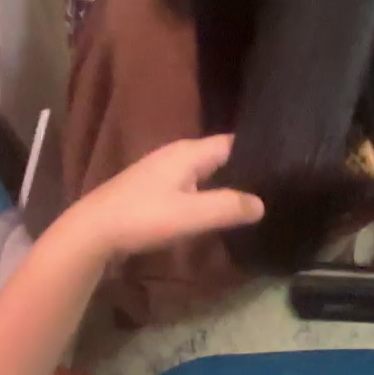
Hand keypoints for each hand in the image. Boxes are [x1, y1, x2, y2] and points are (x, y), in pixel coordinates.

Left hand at [61, 135, 264, 257]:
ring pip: (203, 172)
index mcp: (188, 152)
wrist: (93, 232)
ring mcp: (161, 171)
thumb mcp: (191, 214)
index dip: (256, 151)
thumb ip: (228, 207)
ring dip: (224, 183)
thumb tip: (262, 204)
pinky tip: (214, 210)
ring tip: (251, 199)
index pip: (232, 143)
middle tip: (273, 186)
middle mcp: (176, 154)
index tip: (280, 167)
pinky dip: (205, 194)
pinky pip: (190, 185)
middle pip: (218, 156)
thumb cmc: (143, 217)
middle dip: (243, 168)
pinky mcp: (152, 189)